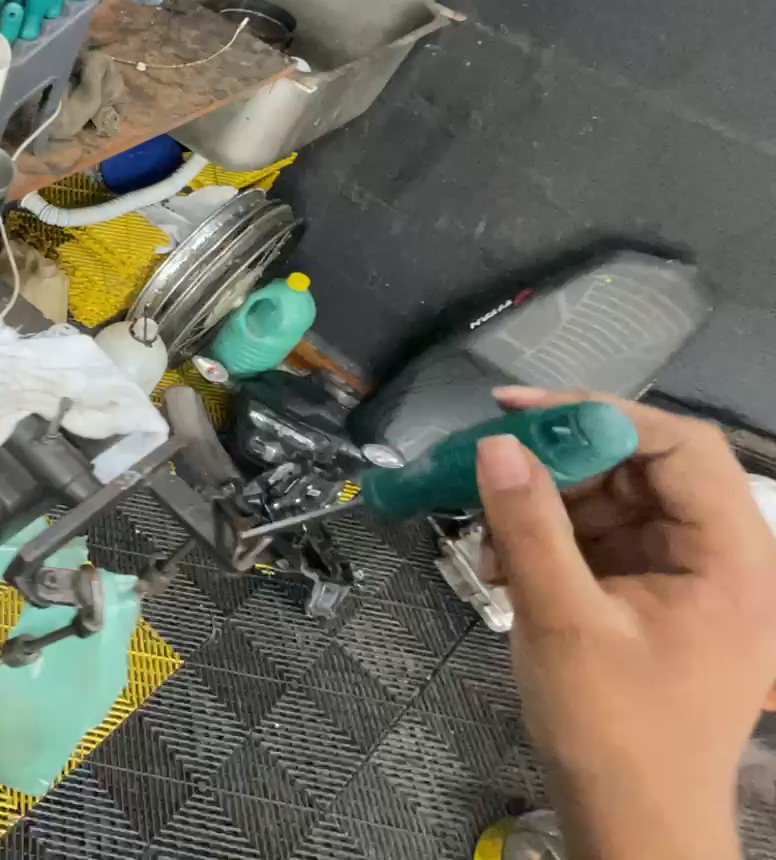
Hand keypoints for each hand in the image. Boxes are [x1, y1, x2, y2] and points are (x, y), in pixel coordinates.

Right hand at [477, 387, 775, 859]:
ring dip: (534, 503)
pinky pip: (584, 532)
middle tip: (478, 468)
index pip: (682, 450)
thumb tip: (495, 444)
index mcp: (733, 561)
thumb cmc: (610, 718)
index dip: (599, 414)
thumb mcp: (560, 615)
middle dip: (552, 462)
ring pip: (601, 497)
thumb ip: (527, 524)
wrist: (626, 803)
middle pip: (636, 468)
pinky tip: (499, 563)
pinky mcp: (638, 587)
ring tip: (485, 538)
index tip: (511, 408)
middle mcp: (714, 555)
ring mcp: (675, 571)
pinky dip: (535, 534)